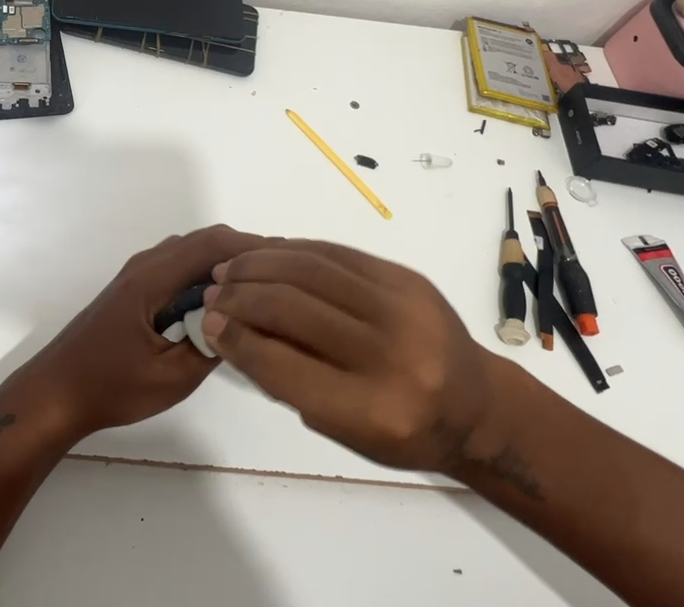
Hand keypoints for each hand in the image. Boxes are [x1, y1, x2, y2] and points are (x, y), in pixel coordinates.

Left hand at [3, 225, 268, 442]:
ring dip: (224, 263)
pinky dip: (205, 274)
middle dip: (245, 252)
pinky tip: (224, 301)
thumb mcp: (171, 377)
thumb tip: (245, 322)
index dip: (252, 247)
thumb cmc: (111, 386)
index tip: (290, 261)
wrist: (57, 392)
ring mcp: (137, 277)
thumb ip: (211, 346)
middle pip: (202, 242)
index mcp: (152, 279)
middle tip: (284, 275)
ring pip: (189, 253)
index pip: (211, 245)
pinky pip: (177, 268)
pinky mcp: (133, 291)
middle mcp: (144, 266)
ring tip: (262, 286)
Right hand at [201, 239, 503, 474]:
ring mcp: (404, 309)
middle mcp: (392, 355)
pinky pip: (335, 253)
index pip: (283, 365)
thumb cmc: (401, 431)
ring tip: (229, 270)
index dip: (236, 340)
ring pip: (310, 270)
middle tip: (211, 295)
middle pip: (292, 308)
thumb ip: (287, 379)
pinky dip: (291, 252)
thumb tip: (230, 328)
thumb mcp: (341, 427)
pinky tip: (265, 257)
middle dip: (240, 298)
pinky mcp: (407, 278)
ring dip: (258, 266)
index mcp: (373, 410)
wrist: (476, 407)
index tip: (208, 324)